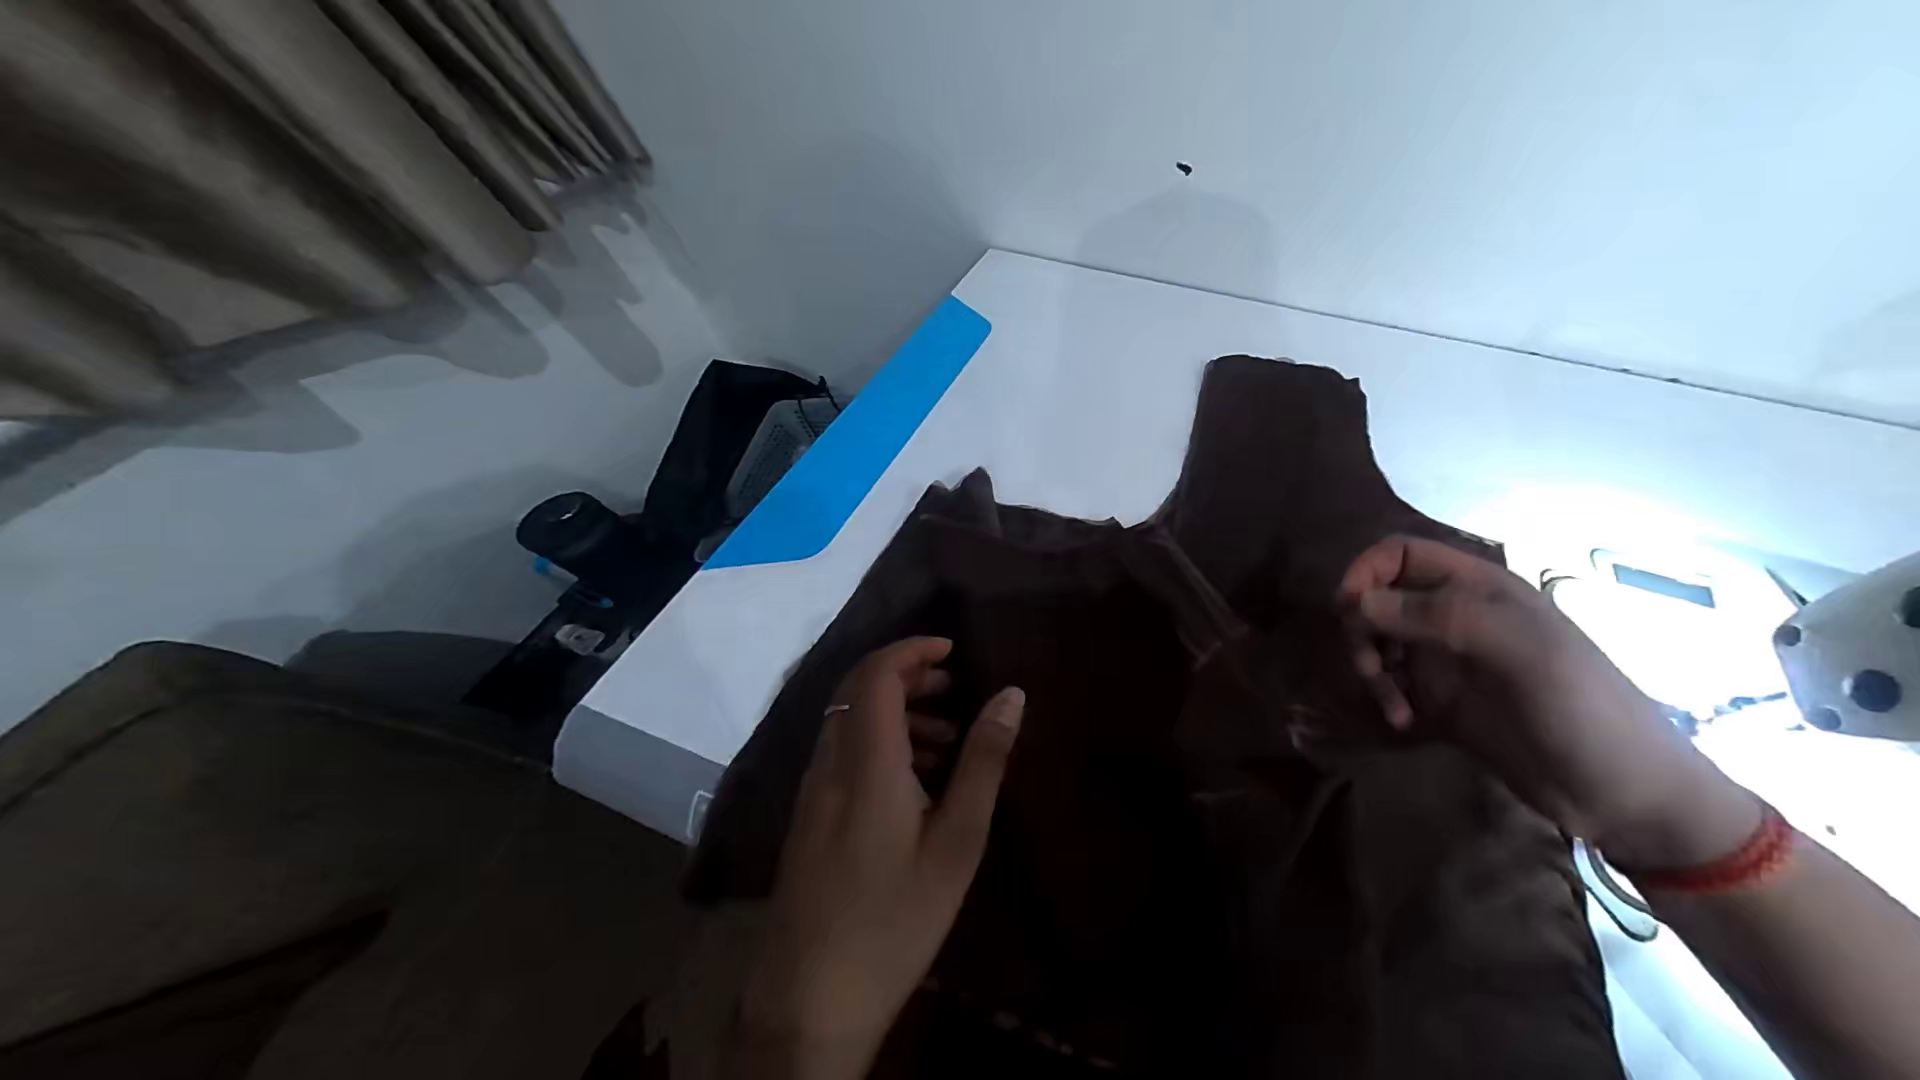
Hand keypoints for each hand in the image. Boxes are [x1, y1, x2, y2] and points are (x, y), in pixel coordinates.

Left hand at [730, 638, 1024, 1079]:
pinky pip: (842, 751)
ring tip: (947, 739)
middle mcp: (830, 762)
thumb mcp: (957, 841)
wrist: (810, 996)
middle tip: (955, 688)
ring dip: (895, 711)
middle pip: (858, 689)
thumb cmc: (896, 917)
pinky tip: (913, 780)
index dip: (912, 649)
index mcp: (866, 760)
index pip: (876, 673)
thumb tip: (1011, 695)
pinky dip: (878, 741)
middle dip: (907, 675)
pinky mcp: (808, 814)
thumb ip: (984, 762)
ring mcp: (812, 789)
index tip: (952, 649)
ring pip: (849, 720)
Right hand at [1337, 535, 1759, 869]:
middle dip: (1360, 628)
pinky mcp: (1437, 697)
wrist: (1625, 795)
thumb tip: (1354, 602)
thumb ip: (1437, 616)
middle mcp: (1453, 615)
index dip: (1365, 572)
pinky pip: (1387, 682)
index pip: (1399, 553)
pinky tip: (1403, 720)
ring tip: (1390, 702)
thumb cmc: (1582, 709)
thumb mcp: (1518, 651)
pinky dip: (1383, 696)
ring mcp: (1443, 657)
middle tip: (1369, 666)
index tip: (1348, 609)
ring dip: (1368, 666)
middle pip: (1376, 597)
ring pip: (1374, 640)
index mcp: (1477, 589)